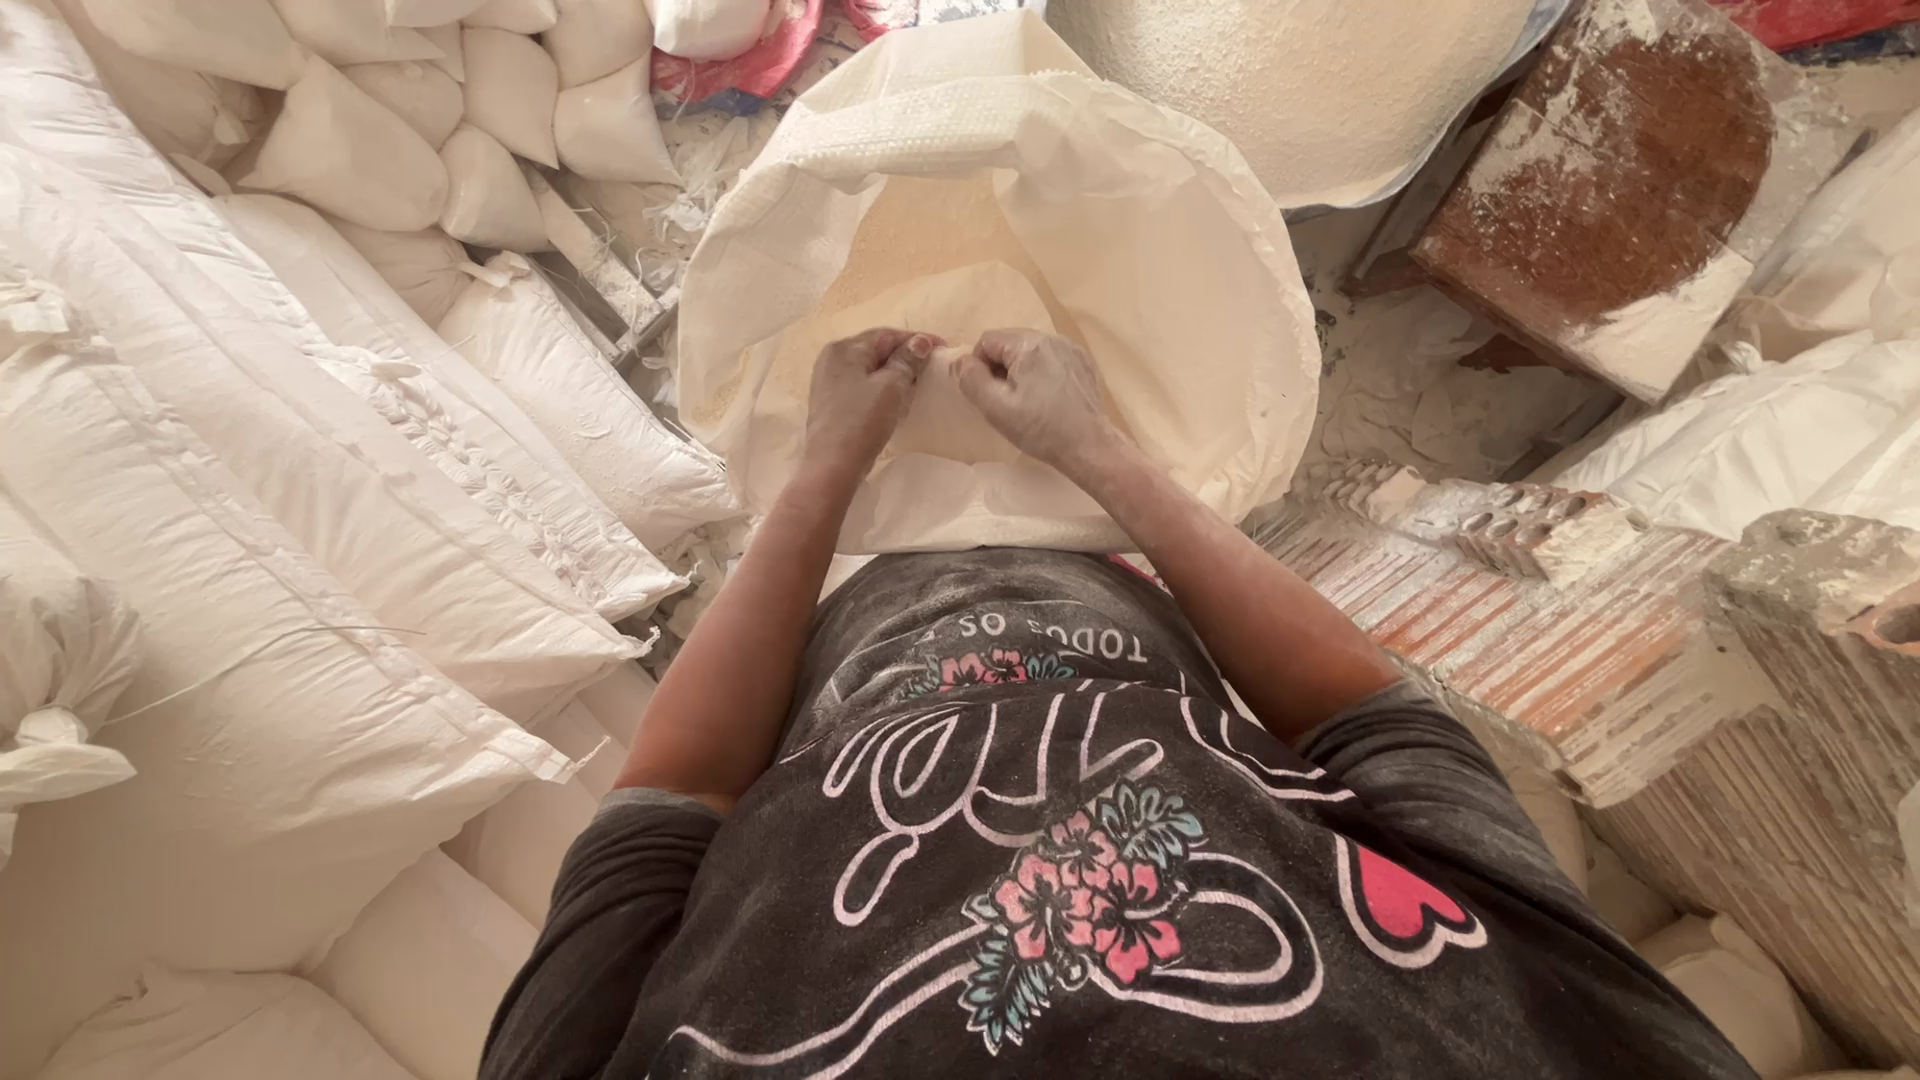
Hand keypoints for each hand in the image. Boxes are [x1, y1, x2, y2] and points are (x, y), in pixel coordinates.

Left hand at [802, 328, 938, 480]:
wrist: (832, 465)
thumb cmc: (862, 421)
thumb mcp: (890, 387)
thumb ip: (906, 361)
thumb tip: (921, 342)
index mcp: (845, 349)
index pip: (886, 335)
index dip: (917, 340)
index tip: (942, 348)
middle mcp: (832, 359)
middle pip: (876, 350)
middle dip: (905, 356)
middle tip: (931, 367)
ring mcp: (829, 382)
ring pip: (869, 370)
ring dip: (894, 374)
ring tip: (917, 383)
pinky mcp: (831, 403)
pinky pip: (862, 387)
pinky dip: (881, 388)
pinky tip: (896, 399)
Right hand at [954, 329, 1119, 474]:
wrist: (1088, 446)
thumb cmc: (1039, 429)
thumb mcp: (996, 408)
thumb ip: (971, 379)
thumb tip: (960, 361)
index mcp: (1028, 343)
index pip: (987, 341)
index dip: (978, 366)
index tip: (987, 394)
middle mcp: (1051, 337)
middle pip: (1009, 344)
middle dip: (1000, 369)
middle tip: (1004, 401)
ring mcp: (1071, 349)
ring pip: (1030, 353)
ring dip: (1020, 372)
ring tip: (1026, 403)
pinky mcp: (1082, 364)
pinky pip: (1050, 361)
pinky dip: (1041, 375)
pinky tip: (1047, 401)